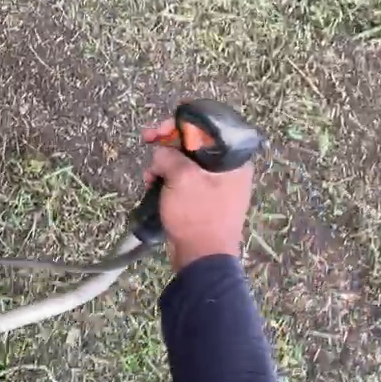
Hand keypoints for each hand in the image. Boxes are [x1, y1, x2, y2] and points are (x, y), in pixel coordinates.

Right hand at [143, 118, 253, 268]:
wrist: (202, 256)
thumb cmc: (197, 214)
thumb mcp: (181, 177)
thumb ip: (169, 156)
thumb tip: (160, 154)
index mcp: (233, 161)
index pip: (206, 129)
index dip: (179, 125)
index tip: (158, 130)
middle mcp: (228, 171)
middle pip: (193, 145)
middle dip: (167, 145)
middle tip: (146, 141)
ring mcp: (216, 187)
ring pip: (184, 163)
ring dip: (163, 165)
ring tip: (149, 176)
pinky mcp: (202, 200)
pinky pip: (182, 180)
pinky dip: (166, 179)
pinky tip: (152, 186)